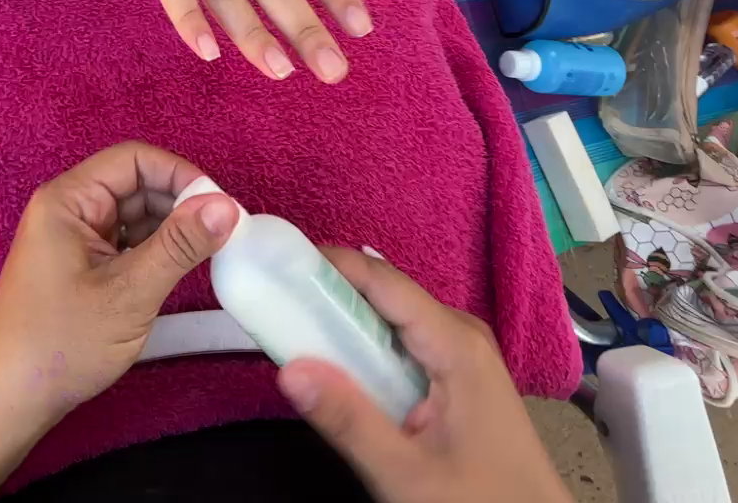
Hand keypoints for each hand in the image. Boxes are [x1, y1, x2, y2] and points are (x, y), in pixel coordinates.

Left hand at [0, 142, 238, 429]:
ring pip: (134, 213)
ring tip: (207, 251)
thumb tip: (227, 206)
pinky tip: (179, 266)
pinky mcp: (81, 263)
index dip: (179, 174)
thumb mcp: (129, 293)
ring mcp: (74, 236)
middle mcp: (70, 208)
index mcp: (69, 199)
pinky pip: (126, 240)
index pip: (133, 159)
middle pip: (135, 183)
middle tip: (222, 232)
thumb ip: (179, 245)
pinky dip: (155, 249)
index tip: (219, 205)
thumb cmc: (60, 344)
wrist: (7, 404)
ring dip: (170, 228)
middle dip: (179, 203)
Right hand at [276, 249, 573, 502]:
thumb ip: (348, 421)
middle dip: (329, 291)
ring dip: (344, 317)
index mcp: (455, 342)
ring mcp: (461, 352)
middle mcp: (460, 332)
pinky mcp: (457, 374)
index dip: (330, 263)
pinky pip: (402, 340)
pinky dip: (364, 342)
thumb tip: (287, 369)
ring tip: (294, 321)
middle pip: (384, 293)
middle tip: (276, 297)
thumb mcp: (408, 476)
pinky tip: (336, 358)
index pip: (382, 280)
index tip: (279, 262)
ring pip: (391, 317)